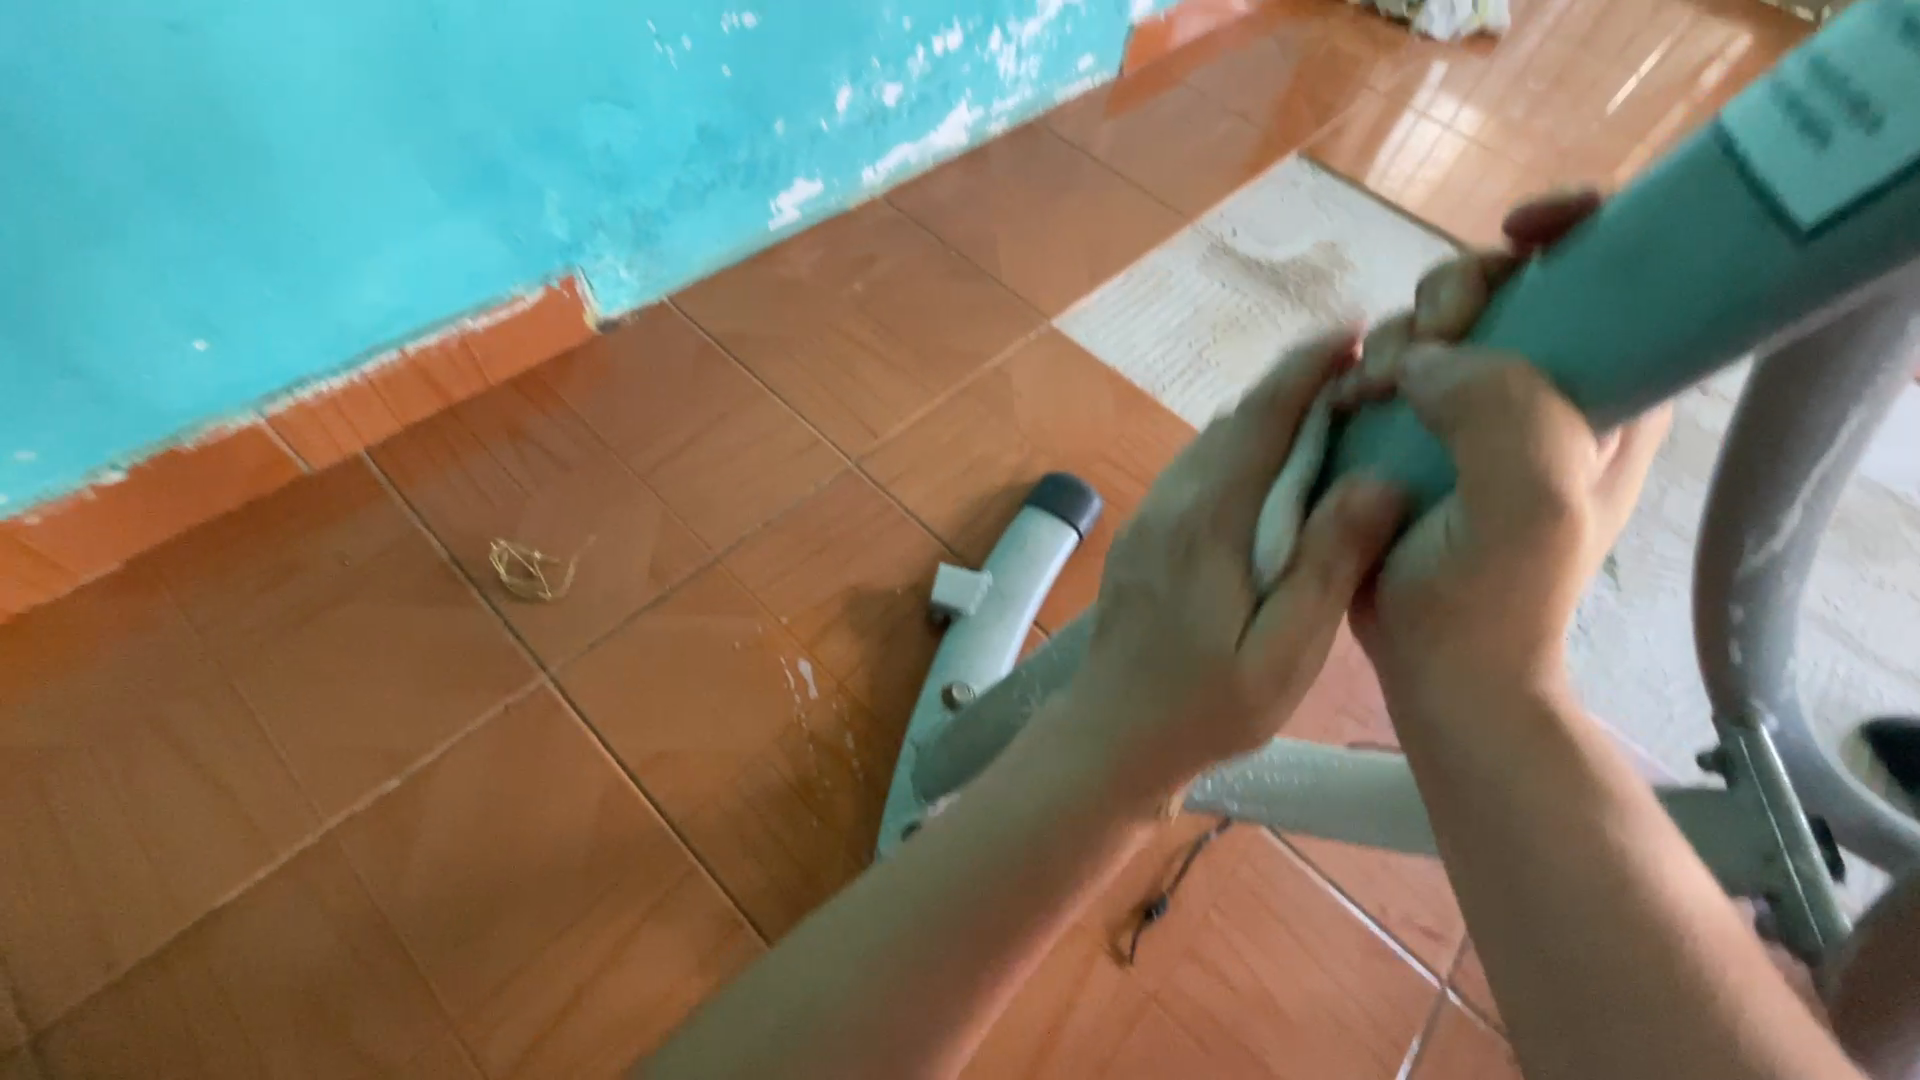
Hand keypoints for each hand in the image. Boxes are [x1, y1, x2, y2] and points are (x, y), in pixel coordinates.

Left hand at [1054, 331, 1407, 801]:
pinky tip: (1268, 477)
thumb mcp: (1283, 653)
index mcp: (1206, 523)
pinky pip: (1193, 474)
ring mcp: (1148, 520)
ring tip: (1323, 416)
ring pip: (1209, 446)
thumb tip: (1379, 479)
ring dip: (1262, 421)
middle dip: (1290, 388)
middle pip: (1233, 424)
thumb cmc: (1205, 708)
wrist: (1113, 734)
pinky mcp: (1142, 538)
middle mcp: (1170, 505)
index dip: (1303, 369)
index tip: (1348, 330)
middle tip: (1355, 374)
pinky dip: (1236, 455)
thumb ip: (1327, 565)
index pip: (1258, 421)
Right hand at [1346, 191, 1671, 706]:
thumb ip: (1499, 412)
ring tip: (1368, 399)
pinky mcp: (1403, 437)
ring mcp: (1463, 414)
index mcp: (1606, 391)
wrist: (1437, 665)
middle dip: (1452, 298)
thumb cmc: (1496, 598)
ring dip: (1391, 345)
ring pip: (1426, 331)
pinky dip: (1354, 377)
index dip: (1569, 229)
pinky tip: (1344, 406)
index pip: (1607, 270)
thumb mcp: (1528, 505)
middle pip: (1497, 289)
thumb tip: (1421, 356)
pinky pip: (1377, 375)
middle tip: (1422, 351)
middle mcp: (1537, 389)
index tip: (1514, 235)